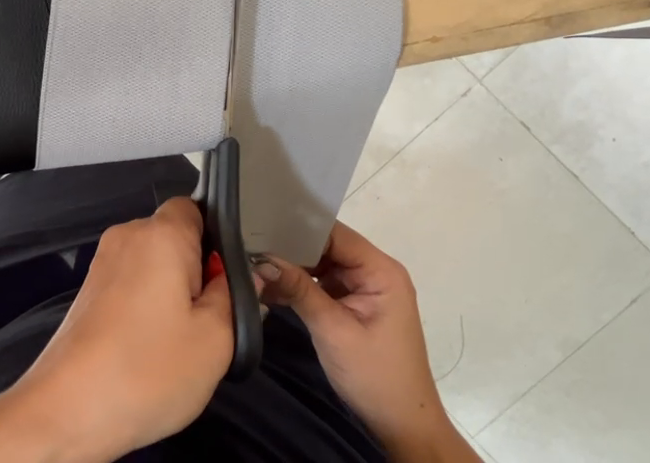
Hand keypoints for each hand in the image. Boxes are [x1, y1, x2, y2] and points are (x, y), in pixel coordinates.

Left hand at [8, 196, 233, 461]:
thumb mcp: (216, 338)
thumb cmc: (148, 369)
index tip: (227, 278)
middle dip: (197, 270)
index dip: (218, 237)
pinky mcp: (90, 289)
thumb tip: (238, 274)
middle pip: (174, 236)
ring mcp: (103, 262)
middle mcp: (126, 236)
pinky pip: (132, 282)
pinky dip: (148, 305)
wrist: (71, 405)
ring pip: (154, 263)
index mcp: (159, 235)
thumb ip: (234, 296)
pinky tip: (152, 347)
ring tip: (180, 341)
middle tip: (210, 319)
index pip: (194, 207)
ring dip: (173, 292)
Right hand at [257, 222, 472, 460]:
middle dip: (288, 247)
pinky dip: (298, 286)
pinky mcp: (355, 305)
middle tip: (247, 245)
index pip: (333, 233)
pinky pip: (322, 284)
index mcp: (381, 271)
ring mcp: (365, 289)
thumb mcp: (332, 330)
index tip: (258, 223)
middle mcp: (375, 272)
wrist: (402, 425)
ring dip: (290, 268)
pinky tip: (268, 288)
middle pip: (325, 246)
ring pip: (320, 264)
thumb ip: (297, 289)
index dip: (297, 227)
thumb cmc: (374, 375)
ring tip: (251, 265)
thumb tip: (259, 258)